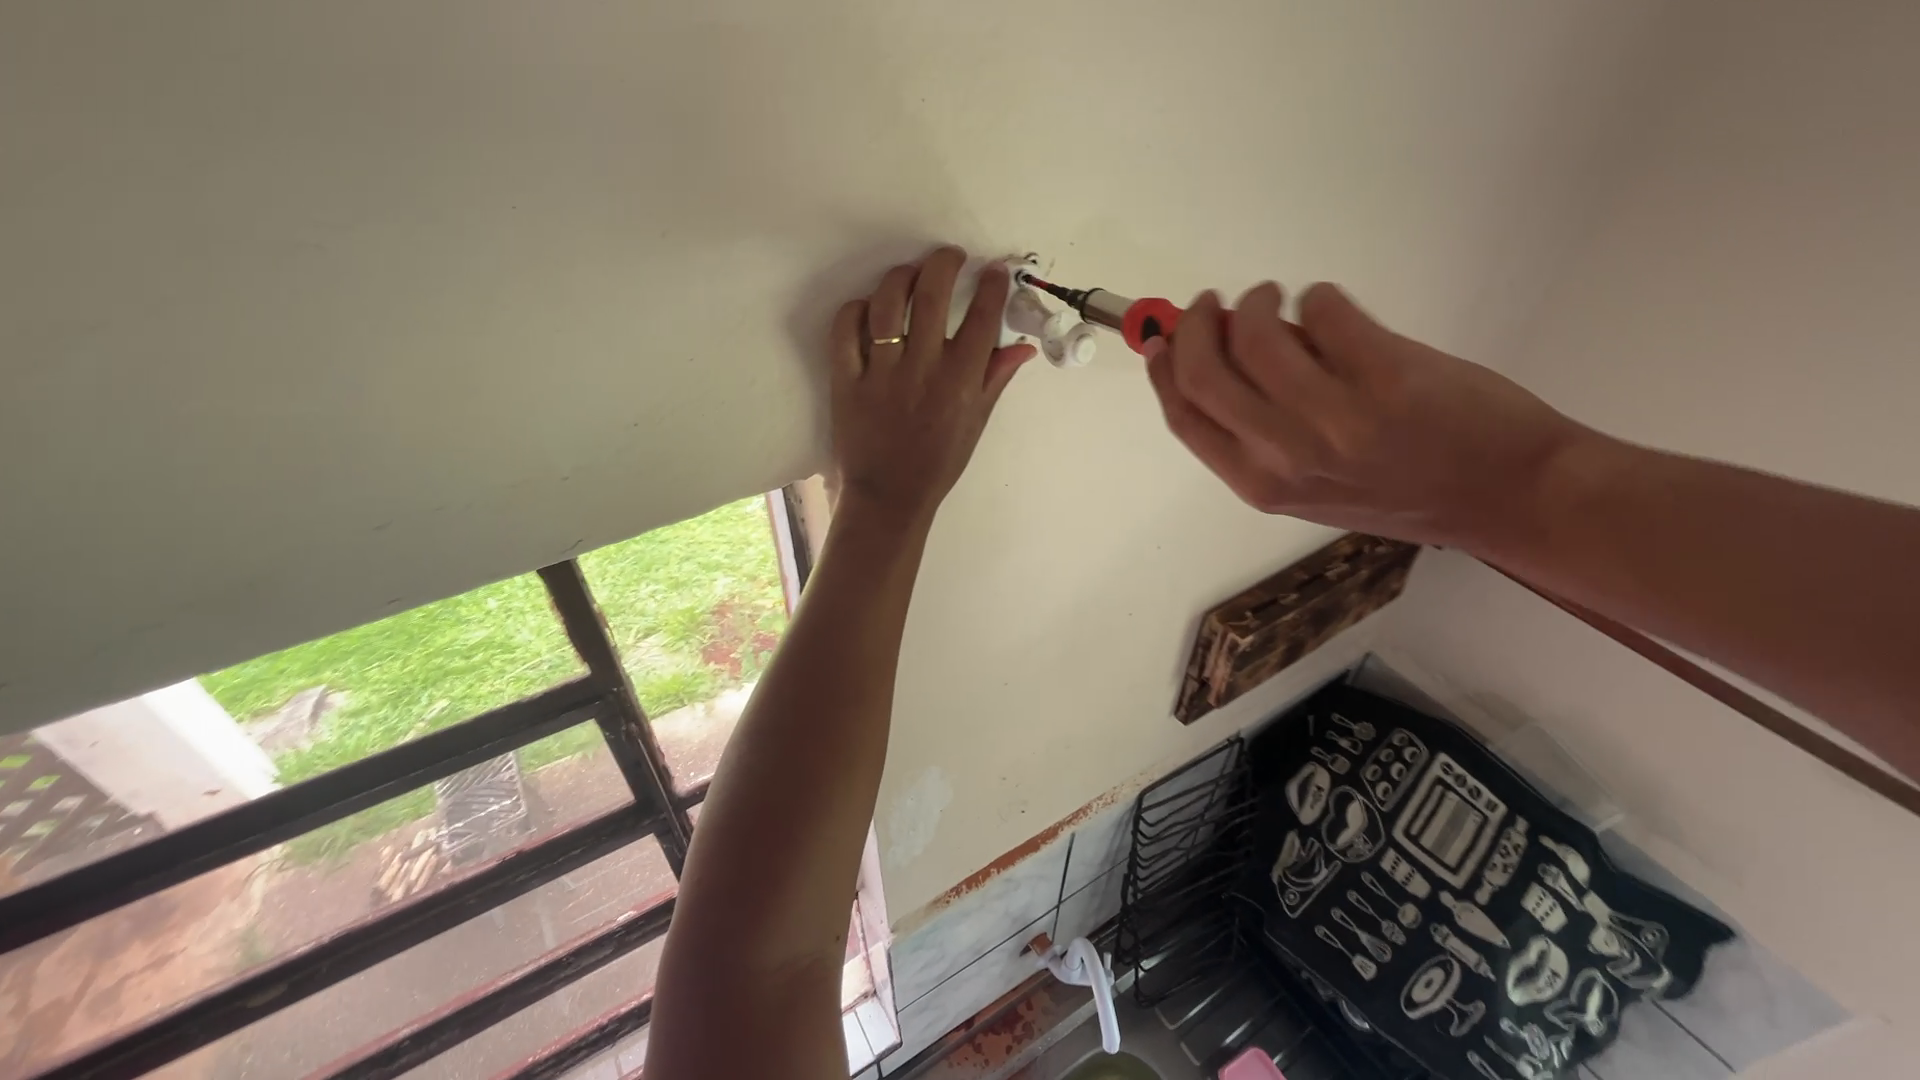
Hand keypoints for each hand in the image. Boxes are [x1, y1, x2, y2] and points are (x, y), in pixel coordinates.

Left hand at [828, 246, 1035, 526]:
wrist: (890, 496)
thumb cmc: (938, 462)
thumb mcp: (975, 423)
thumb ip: (995, 379)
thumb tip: (1022, 346)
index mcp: (960, 382)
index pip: (982, 316)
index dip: (991, 285)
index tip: (993, 271)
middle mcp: (922, 369)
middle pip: (931, 294)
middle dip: (944, 263)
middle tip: (949, 258)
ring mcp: (881, 373)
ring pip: (886, 303)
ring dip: (901, 277)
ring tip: (910, 275)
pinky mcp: (846, 381)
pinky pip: (845, 330)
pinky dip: (855, 310)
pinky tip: (867, 308)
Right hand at [1144, 282, 1588, 550]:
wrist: (1506, 495)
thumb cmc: (1401, 492)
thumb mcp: (1310, 485)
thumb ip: (1261, 433)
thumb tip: (1220, 350)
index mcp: (1260, 484)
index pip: (1185, 415)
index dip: (1165, 366)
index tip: (1166, 336)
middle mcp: (1285, 456)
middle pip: (1202, 372)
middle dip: (1197, 323)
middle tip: (1216, 301)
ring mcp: (1334, 417)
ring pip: (1256, 334)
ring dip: (1257, 300)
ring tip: (1277, 297)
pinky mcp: (1385, 375)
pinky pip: (1324, 311)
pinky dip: (1318, 297)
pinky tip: (1329, 305)